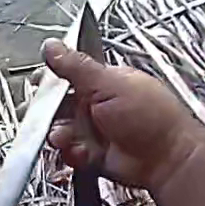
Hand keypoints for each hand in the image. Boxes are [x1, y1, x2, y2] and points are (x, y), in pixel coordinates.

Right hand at [43, 39, 204, 190]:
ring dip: (59, 134)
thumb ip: (76, 67)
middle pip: (60, 106)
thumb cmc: (149, 117)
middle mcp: (98, 105)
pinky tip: (81, 152)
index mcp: (104, 82)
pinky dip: (72, 153)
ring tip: (65, 137)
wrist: (165, 159)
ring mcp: (95, 131)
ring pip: (62, 130)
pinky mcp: (93, 154)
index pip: (69, 76)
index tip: (38, 85)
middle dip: (49, 112)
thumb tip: (52, 46)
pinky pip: (70, 152)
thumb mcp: (109, 85)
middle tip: (42, 116)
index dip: (50, 81)